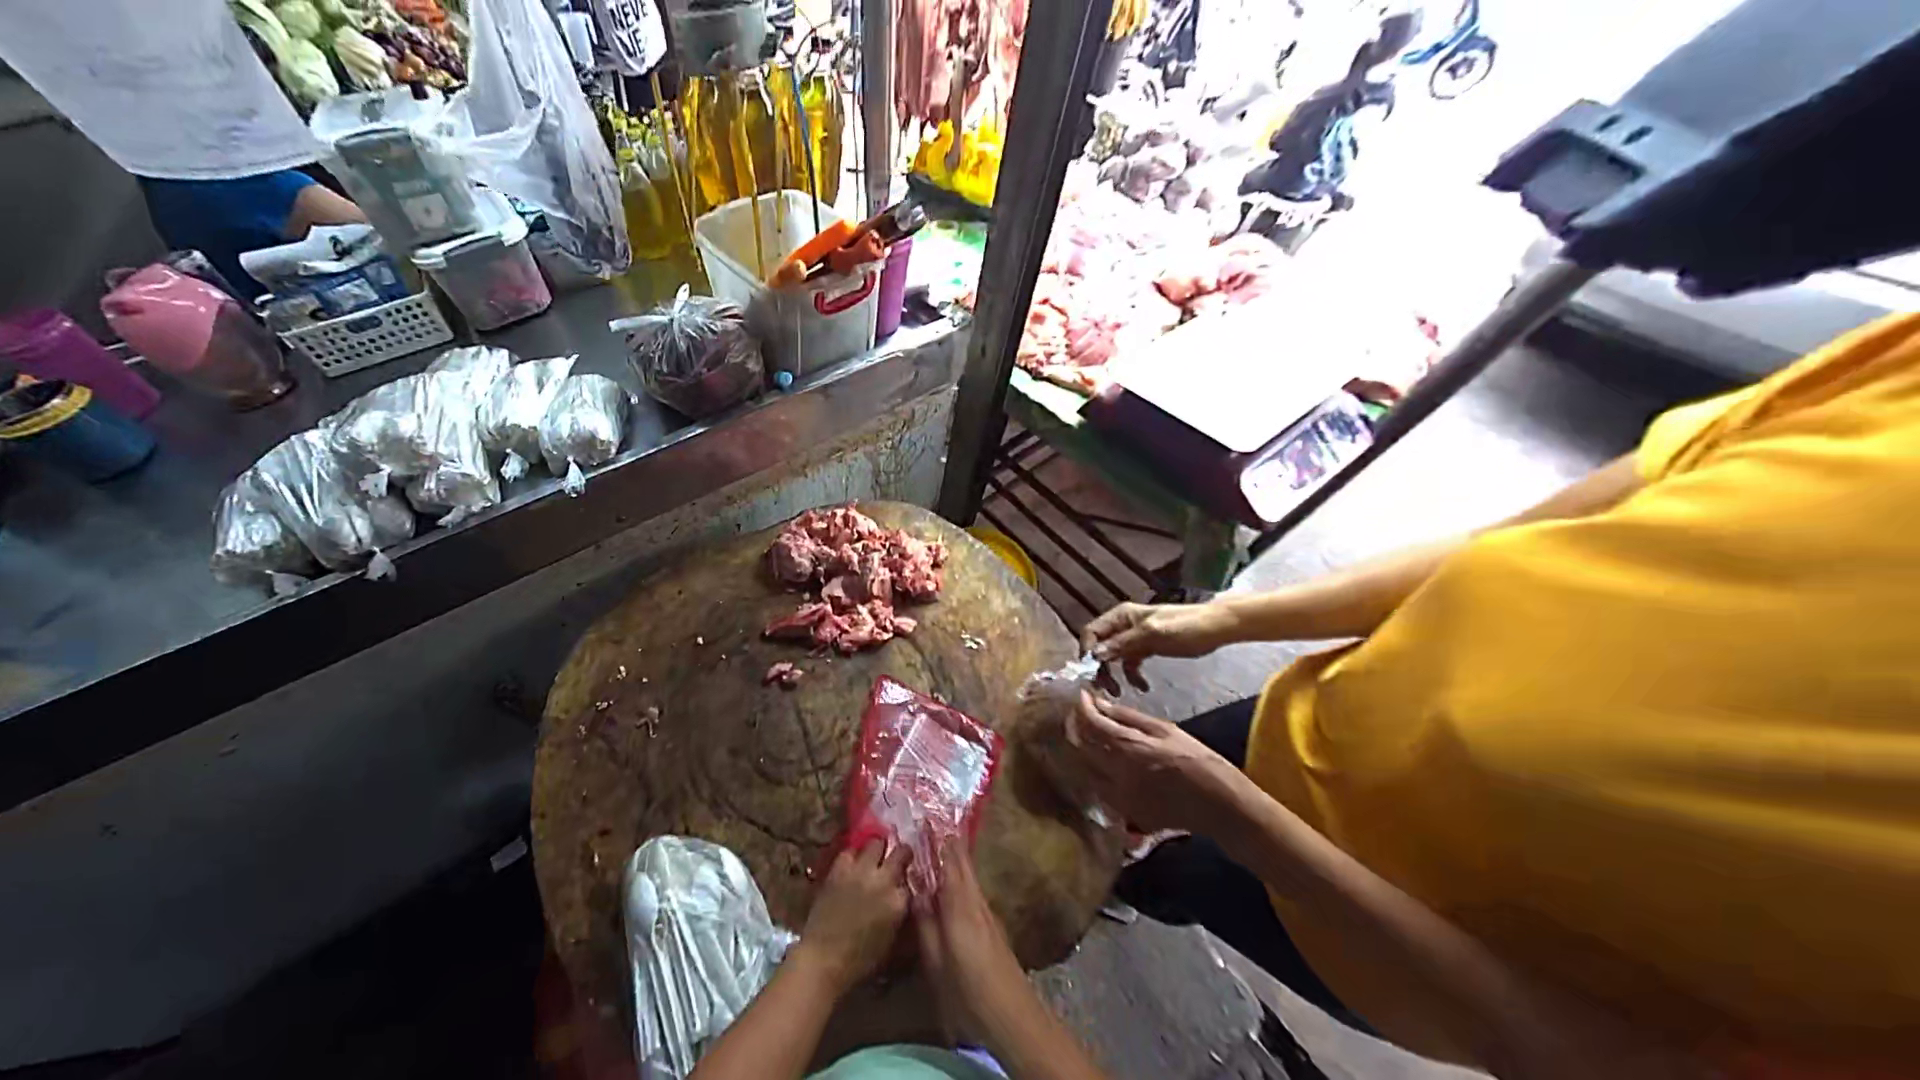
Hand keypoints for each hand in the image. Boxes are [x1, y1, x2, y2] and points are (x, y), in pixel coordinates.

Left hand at [797, 840, 909, 995]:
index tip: (907, 880)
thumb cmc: (860, 961)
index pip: (913, 879)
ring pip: (876, 843)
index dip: (909, 879)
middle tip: (898, 858)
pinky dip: (853, 855)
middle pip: (901, 852)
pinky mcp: (839, 869)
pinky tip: (853, 863)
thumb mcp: (893, 941)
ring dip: (878, 849)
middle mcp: (883, 880)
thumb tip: (903, 898)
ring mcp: (860, 871)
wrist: (823, 960)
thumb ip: (902, 914)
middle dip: (902, 854)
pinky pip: (850, 851)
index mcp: (899, 902)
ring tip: (875, 856)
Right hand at [913, 839, 1032, 1044]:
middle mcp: (975, 901)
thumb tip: (915, 891)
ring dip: (954, 857)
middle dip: (948, 842)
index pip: (949, 862)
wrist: (1011, 1013)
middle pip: (962, 864)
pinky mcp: (990, 925)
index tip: (927, 817)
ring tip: (938, 843)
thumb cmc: (968, 990)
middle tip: (932, 821)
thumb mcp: (936, 961)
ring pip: (968, 875)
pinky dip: (960, 875)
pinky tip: (950, 881)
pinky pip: (971, 889)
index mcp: (960, 905)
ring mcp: (986, 912)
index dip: (939, 839)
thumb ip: (925, 924)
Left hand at [1067, 691, 1251, 834]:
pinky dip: (1094, 772)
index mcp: (1129, 748)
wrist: (1219, 804)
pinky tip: (1102, 762)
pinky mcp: (1124, 814)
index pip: (1091, 723)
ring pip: (1084, 770)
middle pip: (1080, 747)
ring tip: (1089, 735)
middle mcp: (1117, 774)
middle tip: (1082, 714)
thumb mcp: (1165, 729)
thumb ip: (1128, 717)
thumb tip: (1099, 704)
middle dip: (1076, 726)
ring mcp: (1118, 797)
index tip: (1083, 696)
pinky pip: (1098, 789)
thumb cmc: (1197, 759)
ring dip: (1082, 750)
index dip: (1082, 707)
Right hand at [1080, 602, 1239, 691]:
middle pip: (1099, 647)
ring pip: (1112, 658)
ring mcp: (1134, 637)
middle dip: (1100, 668)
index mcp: (1120, 616)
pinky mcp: (1146, 648)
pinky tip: (1143, 687)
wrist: (1215, 628)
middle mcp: (1123, 625)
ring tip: (1119, 693)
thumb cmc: (1185, 627)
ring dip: (1113, 675)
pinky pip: (1130, 664)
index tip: (1092, 674)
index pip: (1091, 632)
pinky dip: (1133, 676)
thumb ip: (1122, 644)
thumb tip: (1094, 655)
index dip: (1087, 652)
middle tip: (1106, 690)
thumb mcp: (1152, 635)